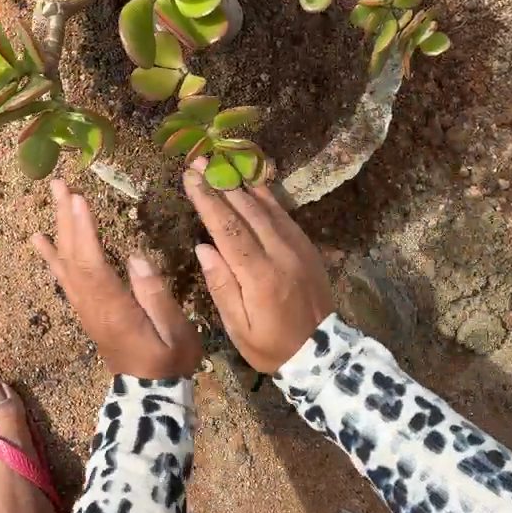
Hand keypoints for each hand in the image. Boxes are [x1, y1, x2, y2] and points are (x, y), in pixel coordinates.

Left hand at [31, 179, 201, 380]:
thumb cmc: (169, 362)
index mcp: (114, 310)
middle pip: (74, 258)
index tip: (79, 199)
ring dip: (59, 228)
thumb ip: (157, 297)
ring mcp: (85, 309)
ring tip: (51, 198)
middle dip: (66, 219)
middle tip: (59, 184)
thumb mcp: (175, 334)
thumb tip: (136, 259)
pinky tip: (41, 239)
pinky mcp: (86, 310)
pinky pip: (65, 277)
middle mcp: (91, 306)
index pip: (93, 264)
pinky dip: (53, 255)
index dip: (84, 231)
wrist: (149, 395)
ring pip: (66, 264)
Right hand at [182, 159, 334, 374]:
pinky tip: (252, 182)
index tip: (191, 178)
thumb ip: (221, 286)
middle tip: (200, 159)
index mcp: (260, 276)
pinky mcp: (307, 247)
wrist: (320, 353)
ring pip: (268, 207)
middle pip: (247, 210)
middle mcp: (281, 255)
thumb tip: (203, 246)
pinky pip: (284, 214)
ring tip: (221, 162)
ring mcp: (298, 248)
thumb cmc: (270, 346)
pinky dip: (266, 195)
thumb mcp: (238, 328)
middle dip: (221, 183)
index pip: (228, 230)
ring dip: (242, 183)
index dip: (208, 201)